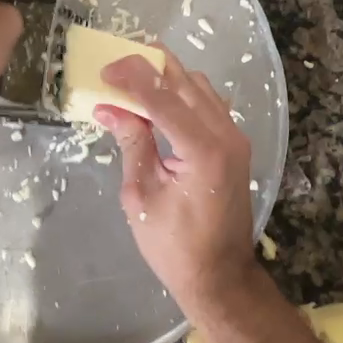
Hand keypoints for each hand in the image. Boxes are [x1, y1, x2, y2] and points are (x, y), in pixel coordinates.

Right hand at [93, 51, 261, 312]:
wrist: (220, 277)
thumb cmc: (175, 246)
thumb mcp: (141, 195)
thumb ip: (131, 142)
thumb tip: (109, 107)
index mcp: (203, 151)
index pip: (163, 98)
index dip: (133, 78)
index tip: (106, 69)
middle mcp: (226, 135)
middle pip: (186, 83)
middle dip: (150, 68)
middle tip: (117, 66)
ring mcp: (236, 137)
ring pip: (200, 87)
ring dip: (168, 78)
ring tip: (134, 80)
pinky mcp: (235, 143)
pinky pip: (209, 103)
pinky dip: (183, 93)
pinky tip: (159, 100)